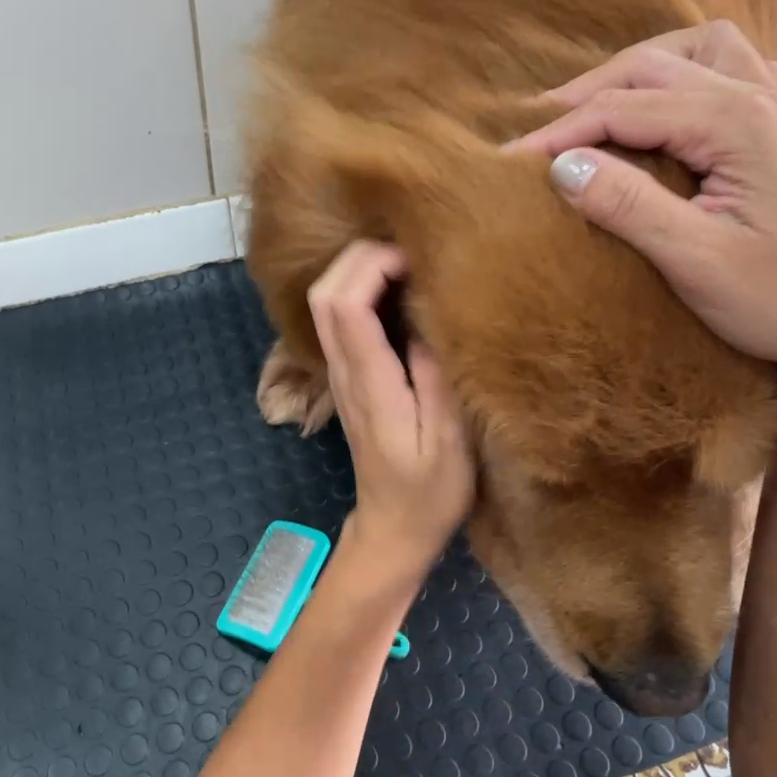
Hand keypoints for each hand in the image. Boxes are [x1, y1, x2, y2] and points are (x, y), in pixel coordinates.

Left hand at [308, 241, 475, 579]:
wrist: (392, 528)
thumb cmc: (429, 492)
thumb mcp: (451, 441)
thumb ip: (437, 376)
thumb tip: (430, 315)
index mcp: (370, 383)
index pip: (345, 304)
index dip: (372, 265)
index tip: (417, 255)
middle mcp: (343, 371)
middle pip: (325, 292)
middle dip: (361, 256)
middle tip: (414, 248)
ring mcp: (339, 374)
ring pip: (326, 302)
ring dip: (359, 270)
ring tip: (410, 262)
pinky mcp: (347, 378)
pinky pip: (340, 318)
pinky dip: (361, 290)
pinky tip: (399, 290)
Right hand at [511, 21, 776, 397]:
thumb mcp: (695, 260)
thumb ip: (627, 205)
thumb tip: (561, 166)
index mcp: (737, 123)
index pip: (624, 109)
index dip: (560, 132)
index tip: (506, 160)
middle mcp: (759, 99)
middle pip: (653, 66)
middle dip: (587, 93)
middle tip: (537, 132)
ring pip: (697, 52)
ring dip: (640, 70)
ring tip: (598, 105)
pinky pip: (734, 70)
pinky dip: (689, 75)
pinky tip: (675, 105)